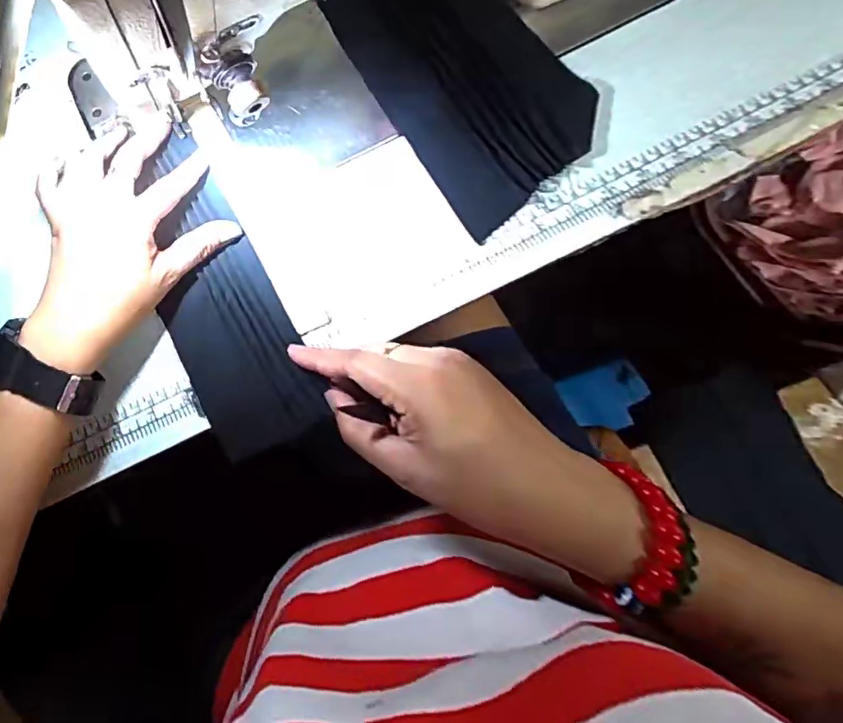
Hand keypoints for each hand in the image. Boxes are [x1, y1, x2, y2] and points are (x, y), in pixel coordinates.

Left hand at [20, 116, 241, 373]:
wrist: (70, 327)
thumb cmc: (117, 305)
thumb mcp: (165, 276)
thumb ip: (197, 246)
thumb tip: (230, 230)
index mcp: (133, 219)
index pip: (170, 186)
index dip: (191, 169)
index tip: (203, 155)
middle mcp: (102, 204)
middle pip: (126, 159)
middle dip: (146, 136)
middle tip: (160, 121)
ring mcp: (75, 207)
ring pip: (86, 160)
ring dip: (103, 141)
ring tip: (118, 129)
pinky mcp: (57, 217)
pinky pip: (48, 183)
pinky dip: (53, 167)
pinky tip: (62, 157)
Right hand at [290, 343, 646, 583]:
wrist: (549, 490)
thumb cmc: (476, 487)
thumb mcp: (406, 467)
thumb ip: (361, 429)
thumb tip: (339, 400)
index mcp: (417, 380)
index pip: (356, 359)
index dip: (321, 357)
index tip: (293, 352)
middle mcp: (436, 357)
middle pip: (377, 352)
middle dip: (349, 367)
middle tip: (332, 396)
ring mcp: (457, 360)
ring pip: (398, 355)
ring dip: (375, 371)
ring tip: (364, 404)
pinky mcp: (470, 368)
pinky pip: (419, 362)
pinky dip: (398, 375)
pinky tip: (396, 402)